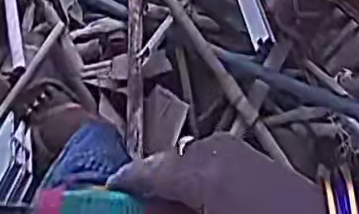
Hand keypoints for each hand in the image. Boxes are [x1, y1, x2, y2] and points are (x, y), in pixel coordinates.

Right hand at [109, 135, 321, 213]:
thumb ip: (173, 211)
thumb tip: (151, 205)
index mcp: (202, 173)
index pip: (147, 174)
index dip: (124, 186)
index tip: (107, 195)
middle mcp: (213, 150)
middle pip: (167, 169)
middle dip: (156, 193)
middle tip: (147, 209)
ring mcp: (234, 150)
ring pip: (189, 167)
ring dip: (179, 190)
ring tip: (176, 209)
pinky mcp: (250, 157)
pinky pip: (211, 167)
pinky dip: (201, 187)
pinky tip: (208, 207)